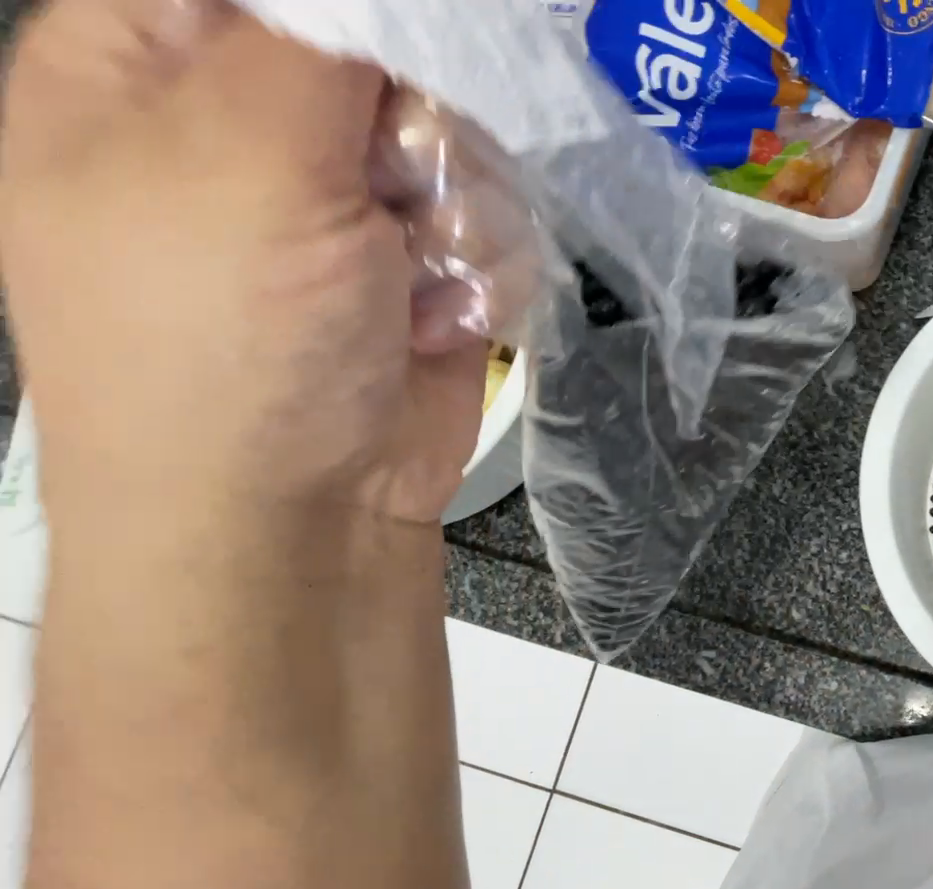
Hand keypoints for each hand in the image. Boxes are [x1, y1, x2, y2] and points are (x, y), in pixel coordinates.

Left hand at [0, 0, 533, 529]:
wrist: (298, 514)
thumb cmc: (227, 335)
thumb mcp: (244, 156)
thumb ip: (318, 42)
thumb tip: (403, 10)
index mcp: (153, 66)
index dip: (358, 9)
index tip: (409, 58)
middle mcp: (260, 130)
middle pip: (394, 56)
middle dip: (421, 126)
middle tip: (395, 187)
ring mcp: (355, 211)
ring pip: (468, 150)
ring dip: (463, 216)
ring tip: (418, 279)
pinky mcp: (429, 276)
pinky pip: (500, 233)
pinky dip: (484, 278)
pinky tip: (441, 322)